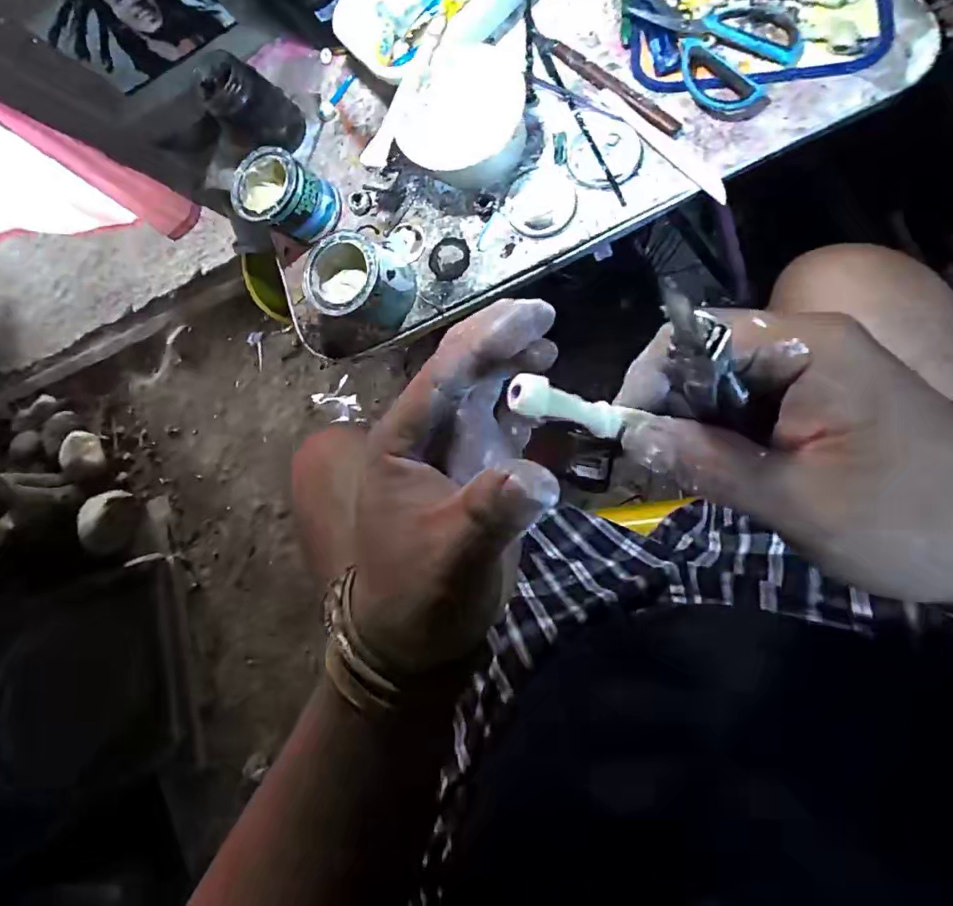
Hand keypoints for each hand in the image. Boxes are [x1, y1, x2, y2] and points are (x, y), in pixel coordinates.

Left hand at [292, 300, 561, 673]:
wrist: (413, 638)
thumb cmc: (418, 595)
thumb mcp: (452, 556)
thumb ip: (490, 513)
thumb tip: (537, 477)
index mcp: (403, 441)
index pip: (443, 376)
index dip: (485, 340)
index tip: (530, 313)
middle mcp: (426, 435)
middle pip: (462, 371)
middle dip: (498, 338)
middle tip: (543, 316)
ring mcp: (452, 452)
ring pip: (483, 391)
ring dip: (512, 365)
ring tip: (548, 347)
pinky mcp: (477, 472)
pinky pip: (504, 424)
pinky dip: (527, 405)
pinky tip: (549, 394)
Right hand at [614, 311, 952, 610]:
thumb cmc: (914, 526)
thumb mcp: (798, 503)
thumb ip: (707, 462)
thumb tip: (629, 436)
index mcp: (812, 346)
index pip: (696, 333)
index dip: (648, 376)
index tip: (623, 432)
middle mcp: (811, 342)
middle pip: (704, 353)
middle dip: (666, 404)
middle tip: (645, 462)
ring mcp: (819, 369)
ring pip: (720, 381)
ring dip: (691, 423)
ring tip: (673, 471)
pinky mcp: (822, 398)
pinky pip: (748, 403)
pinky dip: (720, 433)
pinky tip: (713, 469)